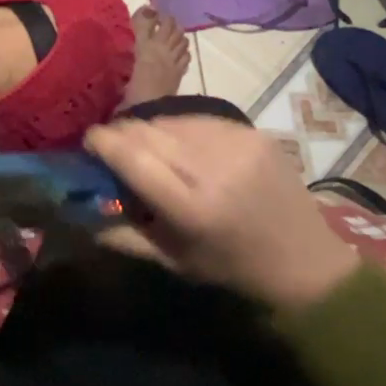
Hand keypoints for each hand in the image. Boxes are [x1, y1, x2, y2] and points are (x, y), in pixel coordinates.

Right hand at [86, 117, 359, 311]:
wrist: (309, 262)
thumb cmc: (231, 267)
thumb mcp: (171, 261)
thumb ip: (120, 234)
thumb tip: (76, 207)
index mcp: (192, 208)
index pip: (132, 156)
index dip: (102, 142)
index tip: (88, 142)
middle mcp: (214, 170)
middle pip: (146, 131)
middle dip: (121, 134)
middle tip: (112, 146)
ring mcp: (238, 146)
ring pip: (169, 119)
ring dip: (150, 130)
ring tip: (149, 147)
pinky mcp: (254, 133)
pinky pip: (198, 118)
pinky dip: (180, 128)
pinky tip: (182, 145)